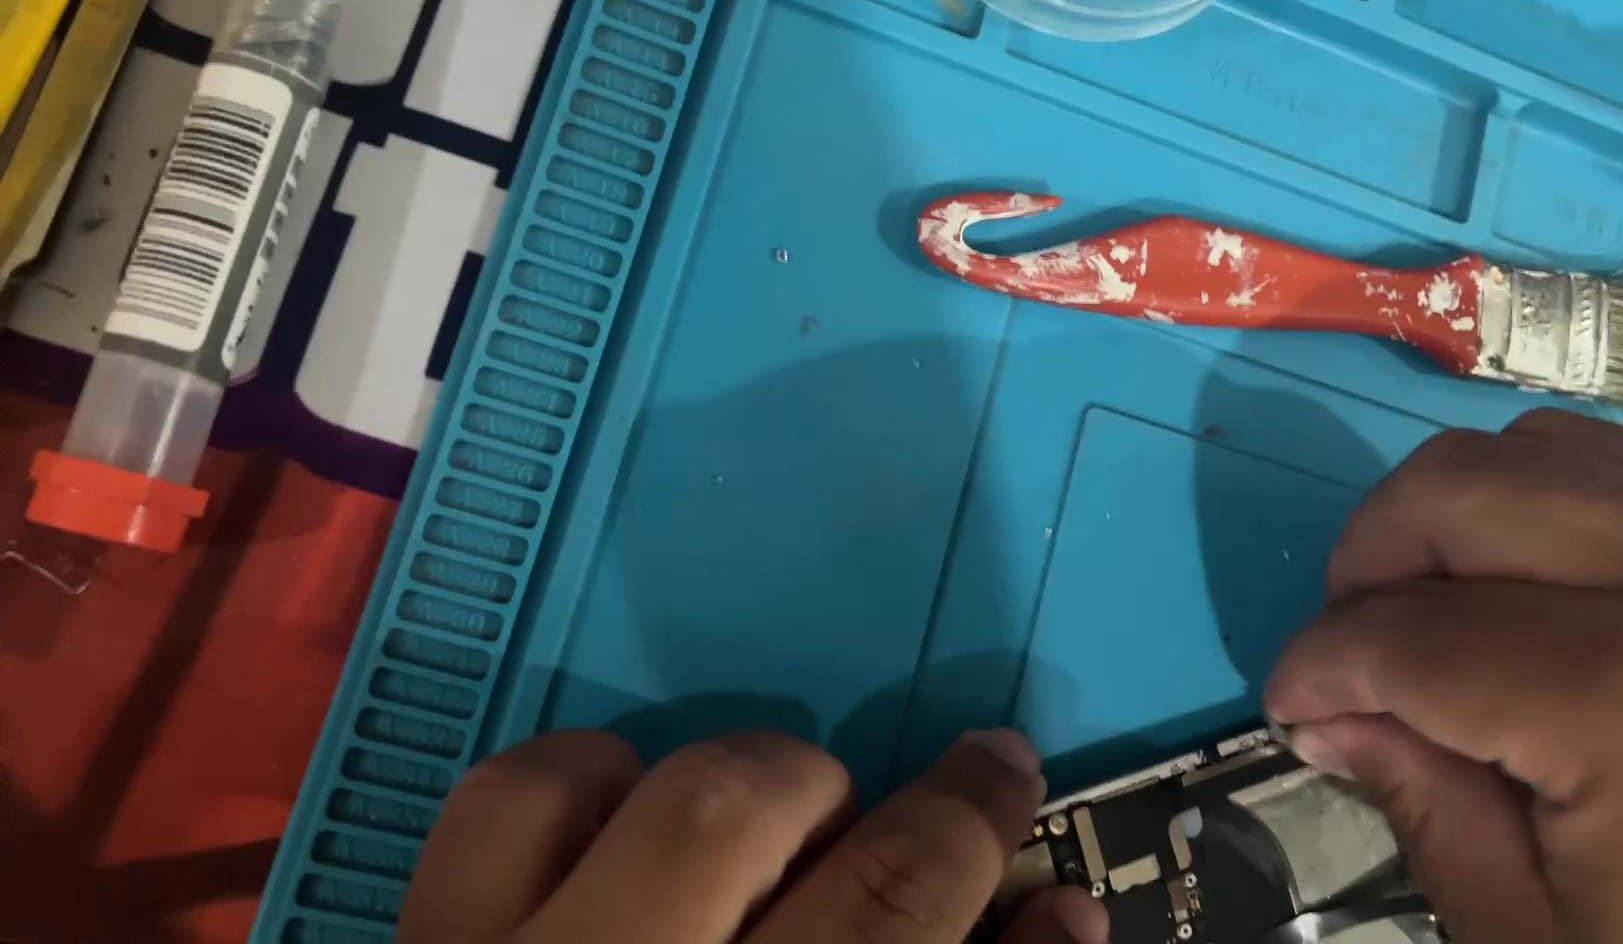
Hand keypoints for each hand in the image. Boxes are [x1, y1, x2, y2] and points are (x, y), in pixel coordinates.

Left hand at [398, 728, 1107, 943]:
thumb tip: (1062, 917)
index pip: (894, 913)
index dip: (973, 823)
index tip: (1007, 763)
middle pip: (754, 823)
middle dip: (838, 801)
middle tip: (865, 840)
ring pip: (632, 798)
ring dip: (731, 784)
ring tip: (759, 838)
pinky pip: (502, 806)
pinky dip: (585, 781)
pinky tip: (622, 835)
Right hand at [1265, 410, 1622, 943]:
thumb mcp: (1531, 931)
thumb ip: (1407, 791)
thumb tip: (1321, 712)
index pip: (1407, 634)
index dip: (1317, 666)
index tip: (1290, 706)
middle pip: (1454, 491)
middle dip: (1365, 565)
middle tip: (1356, 650)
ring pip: (1522, 451)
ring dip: (1442, 525)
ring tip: (1437, 613)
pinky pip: (1607, 462)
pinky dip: (1528, 505)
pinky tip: (1523, 589)